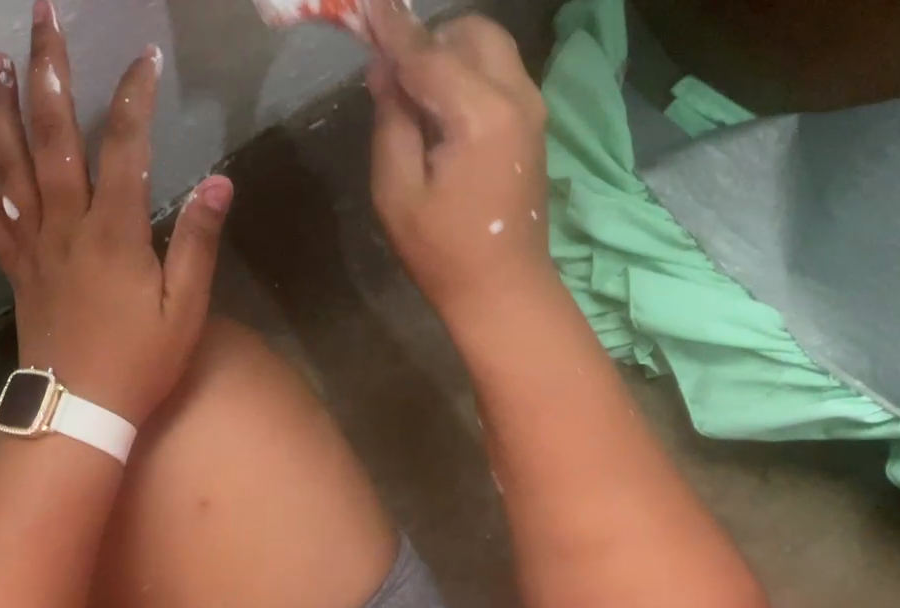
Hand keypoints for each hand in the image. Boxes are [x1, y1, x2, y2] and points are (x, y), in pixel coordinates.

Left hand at [0, 0, 233, 426]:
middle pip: (52, 137)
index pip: (125, 146)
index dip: (135, 97)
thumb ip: (199, 243)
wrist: (79, 411)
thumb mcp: (185, 310)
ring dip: (2, 110)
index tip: (145, 57)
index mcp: (114, 233)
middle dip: (48, 71)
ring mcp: (35, 248)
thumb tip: (221, 180)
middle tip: (41, 16)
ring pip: (12, 168)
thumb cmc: (139, 364)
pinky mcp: (17, 272)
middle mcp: (67, 227)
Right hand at [365, 0, 552, 314]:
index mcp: (480, 114)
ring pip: (489, 49)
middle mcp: (516, 96)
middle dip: (429, 39)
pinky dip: (466, 74)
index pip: (429, 54)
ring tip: (411, 94)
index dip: (393, 30)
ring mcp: (532, 108)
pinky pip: (498, 74)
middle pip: (471, 33)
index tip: (367, 6)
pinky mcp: (533, 123)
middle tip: (391, 72)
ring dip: (449, 56)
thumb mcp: (397, 192)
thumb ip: (392, 123)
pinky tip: (438, 109)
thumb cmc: (440, 251)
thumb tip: (385, 73)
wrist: (502, 287)